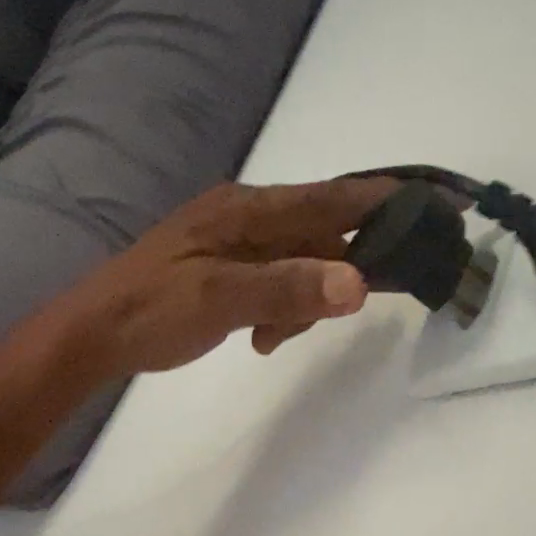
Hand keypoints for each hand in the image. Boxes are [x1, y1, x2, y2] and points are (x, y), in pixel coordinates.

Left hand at [60, 177, 401, 375]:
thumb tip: (358, 283)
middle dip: (338, 273)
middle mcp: (247, 217)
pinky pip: (277, 282)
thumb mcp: (218, 299)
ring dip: (304, 300)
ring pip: (302, 263)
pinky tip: (262, 338)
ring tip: (273, 336)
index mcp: (247, 209)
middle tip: (344, 309)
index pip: (333, 197)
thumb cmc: (151, 310)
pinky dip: (282, 309)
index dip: (388, 201)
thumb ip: (286, 288)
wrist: (92, 334)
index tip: (443, 205)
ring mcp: (236, 243)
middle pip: (323, 232)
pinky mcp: (227, 270)